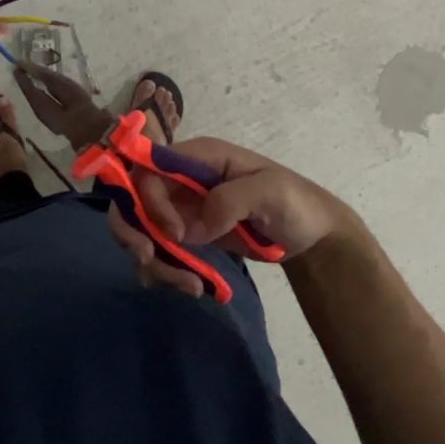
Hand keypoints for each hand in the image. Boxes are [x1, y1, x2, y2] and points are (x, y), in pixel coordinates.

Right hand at [107, 137, 362, 296]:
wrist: (313, 236)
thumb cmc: (296, 203)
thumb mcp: (270, 193)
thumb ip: (230, 201)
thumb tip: (193, 227)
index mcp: (197, 157)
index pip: (148, 169)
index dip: (147, 199)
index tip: (173, 234)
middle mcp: (180, 179)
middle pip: (132, 198)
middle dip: (131, 230)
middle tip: (147, 260)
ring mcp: (181, 207)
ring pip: (141, 229)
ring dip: (153, 260)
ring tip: (188, 286)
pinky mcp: (186, 233)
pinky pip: (158, 250)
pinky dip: (163, 270)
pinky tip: (187, 286)